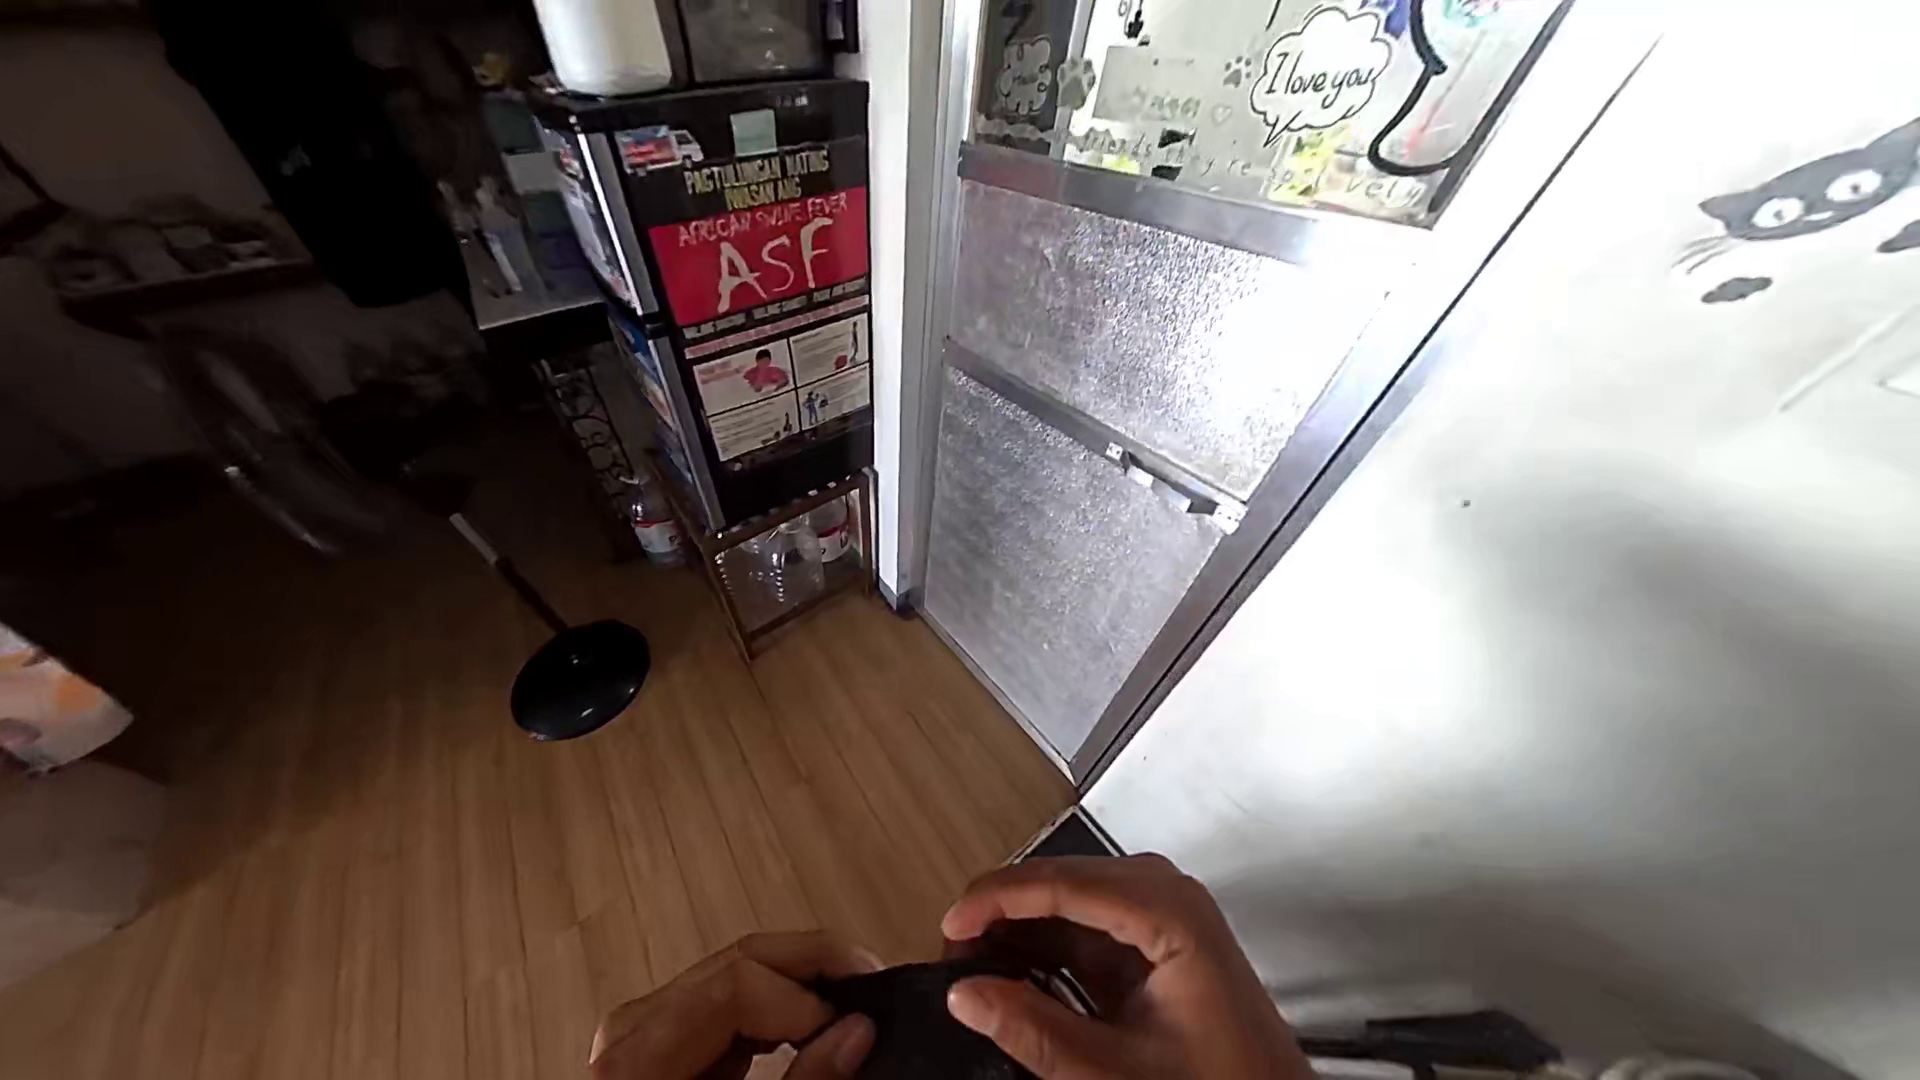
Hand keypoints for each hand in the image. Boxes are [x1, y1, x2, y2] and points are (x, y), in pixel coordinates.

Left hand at [589, 930, 882, 1079]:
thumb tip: (859, 1031)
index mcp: (636, 1060)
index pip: (735, 985)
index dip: (802, 997)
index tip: (852, 1022)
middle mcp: (636, 1026)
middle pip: (742, 959)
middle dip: (815, 962)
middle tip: (870, 978)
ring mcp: (650, 1022)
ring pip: (743, 963)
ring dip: (803, 975)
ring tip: (850, 995)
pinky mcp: (671, 1029)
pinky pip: (735, 988)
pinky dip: (780, 997)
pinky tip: (811, 1016)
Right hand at [941, 854, 1313, 1079]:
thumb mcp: (1119, 1076)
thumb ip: (1037, 1032)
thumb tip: (964, 993)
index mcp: (1166, 909)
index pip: (1063, 882)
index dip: (998, 898)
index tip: (951, 924)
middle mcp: (1161, 887)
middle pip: (1061, 879)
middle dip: (1003, 910)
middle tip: (955, 949)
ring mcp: (1156, 904)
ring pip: (1066, 895)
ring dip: (1018, 925)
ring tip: (973, 958)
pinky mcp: (1148, 927)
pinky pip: (1084, 919)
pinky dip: (1045, 942)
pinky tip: (1012, 965)